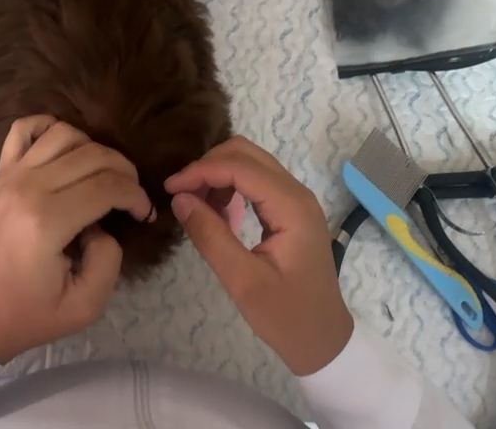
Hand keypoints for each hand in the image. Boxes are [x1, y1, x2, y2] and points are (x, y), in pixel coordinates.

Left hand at [0, 115, 152, 363]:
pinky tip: (66, 148)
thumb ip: (109, 260)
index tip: (144, 214)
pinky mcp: (1, 172)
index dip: (136, 196)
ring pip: (64, 133)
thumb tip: (103, 225)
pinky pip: (23, 128)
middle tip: (132, 196)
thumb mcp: (85, 306)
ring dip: (93, 148)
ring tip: (103, 175)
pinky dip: (48, 125)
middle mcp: (29, 187)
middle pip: (92, 154)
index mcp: (48, 222)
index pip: (107, 186)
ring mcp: (11, 174)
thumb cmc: (30, 313)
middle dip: (124, 171)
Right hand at [165, 136, 353, 375]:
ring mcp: (295, 199)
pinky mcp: (290, 209)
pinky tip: (217, 211)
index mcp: (292, 206)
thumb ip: (211, 237)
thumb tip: (179, 199)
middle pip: (245, 153)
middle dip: (208, 166)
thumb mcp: (244, 283)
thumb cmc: (287, 317)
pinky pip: (255, 180)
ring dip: (218, 173)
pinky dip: (230, 185)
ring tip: (196, 204)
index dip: (201, 171)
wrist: (325, 343)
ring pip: (249, 162)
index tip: (170, 188)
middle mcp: (296, 192)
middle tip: (181, 193)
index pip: (240, 167)